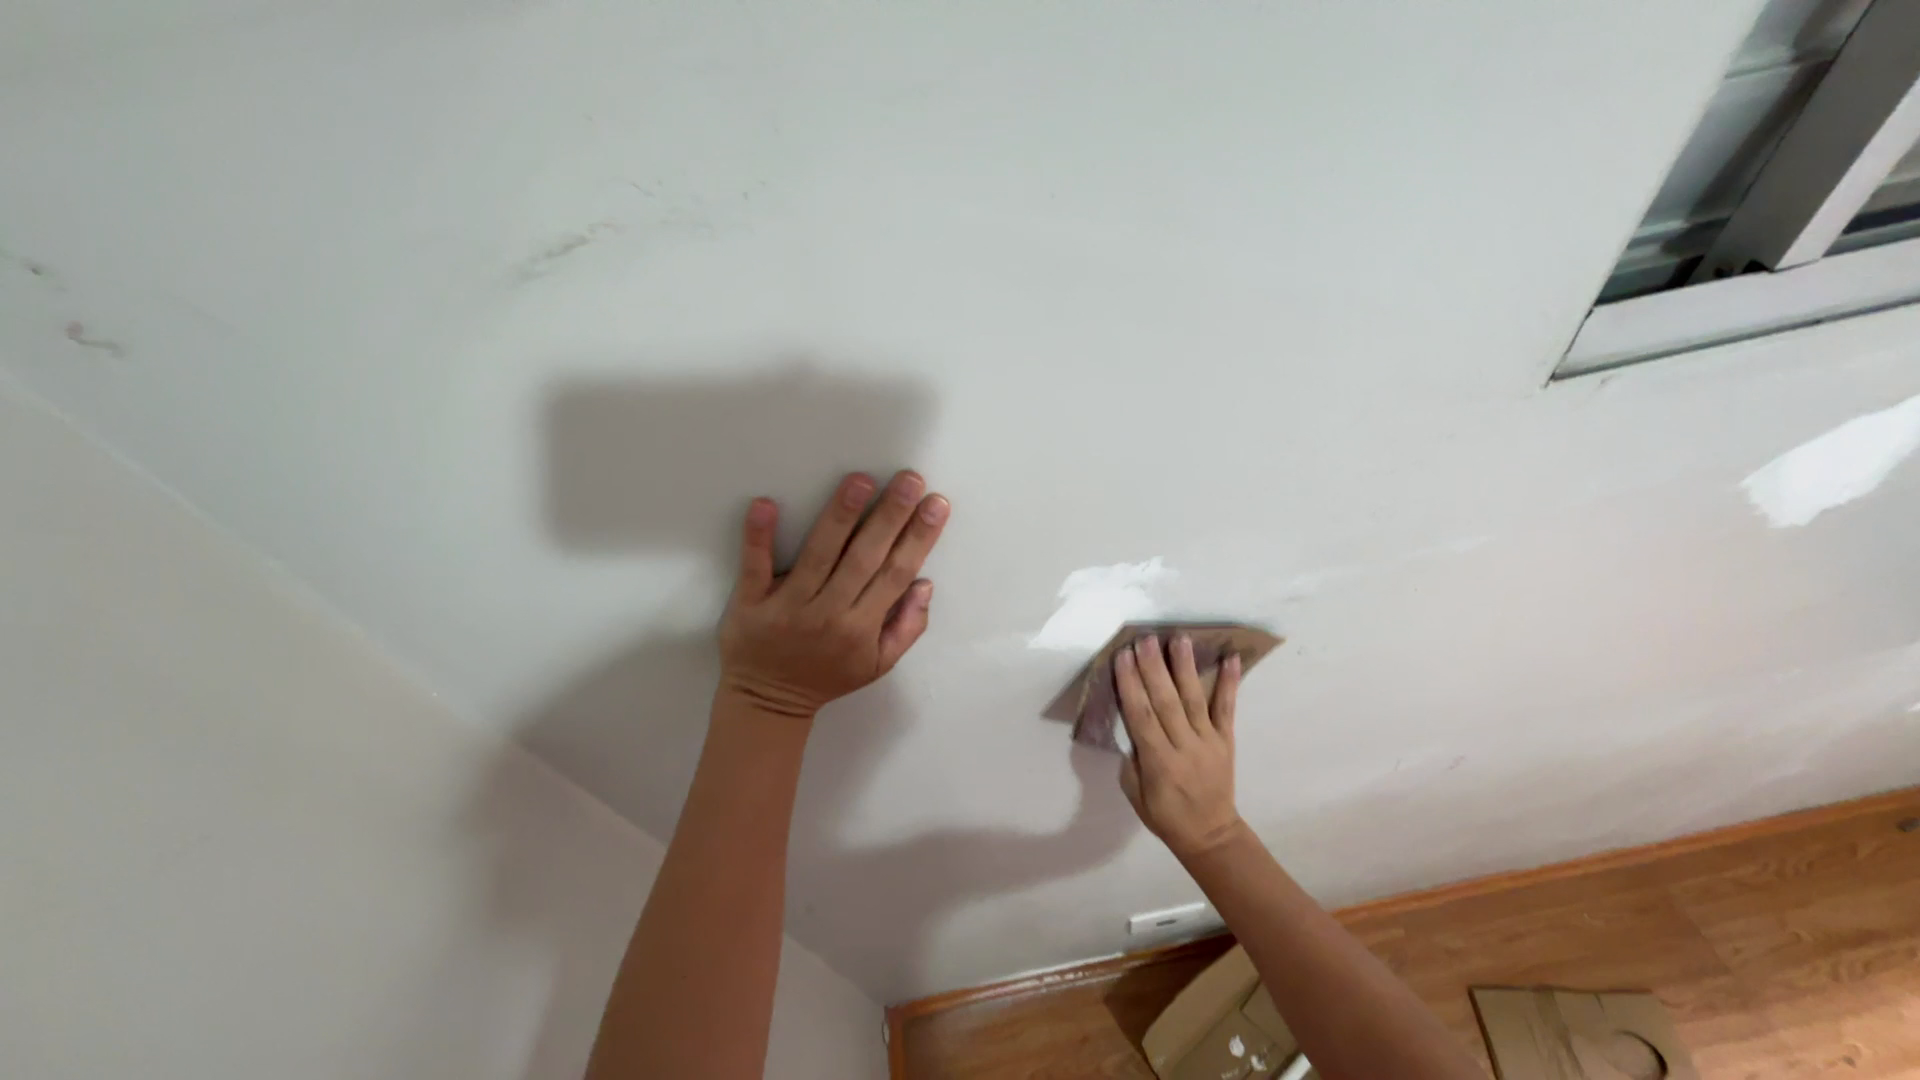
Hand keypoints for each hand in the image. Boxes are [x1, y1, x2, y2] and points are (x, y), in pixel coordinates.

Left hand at [717, 471, 950, 718]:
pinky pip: (755, 566)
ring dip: (839, 516)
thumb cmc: (827, 677)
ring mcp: (788, 607)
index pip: (896, 574)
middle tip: (909, 479)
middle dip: (889, 516)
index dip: (918, 538)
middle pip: (864, 557)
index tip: (936, 504)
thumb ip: (907, 627)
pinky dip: (759, 537)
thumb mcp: (878, 666)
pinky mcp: (750, 603)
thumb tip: (925, 584)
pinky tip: (766, 504)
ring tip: (859, 480)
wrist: (766, 702)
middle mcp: (828, 613)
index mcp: (862, 627)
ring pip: (818, 555)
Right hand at [1115, 633, 1244, 858]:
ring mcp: (1209, 741)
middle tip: (1145, 639)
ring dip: (1185, 667)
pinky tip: (1231, 659)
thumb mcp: (1135, 794)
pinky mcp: (1227, 740)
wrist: (1211, 835)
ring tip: (1180, 638)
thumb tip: (1129, 724)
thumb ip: (1131, 758)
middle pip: (1166, 702)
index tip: (1123, 656)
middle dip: (1154, 668)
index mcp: (1158, 762)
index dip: (1131, 685)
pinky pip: (1227, 708)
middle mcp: (1184, 747)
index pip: (1141, 716)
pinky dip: (1230, 683)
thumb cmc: (1165, 816)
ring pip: (1194, 699)